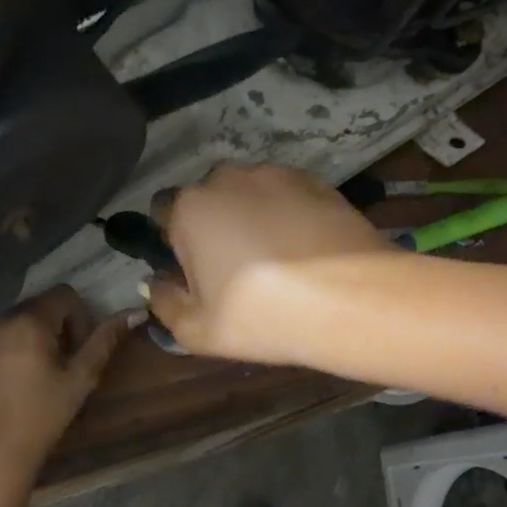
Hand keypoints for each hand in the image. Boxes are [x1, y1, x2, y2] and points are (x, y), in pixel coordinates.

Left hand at [0, 286, 139, 485]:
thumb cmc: (43, 416)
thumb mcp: (81, 378)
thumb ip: (106, 340)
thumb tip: (135, 312)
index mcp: (31, 320)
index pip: (65, 294)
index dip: (81, 318)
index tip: (80, 351)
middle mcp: (1, 319)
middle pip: (39, 305)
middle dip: (58, 326)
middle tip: (64, 364)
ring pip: (16, 321)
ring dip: (34, 336)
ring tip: (38, 375)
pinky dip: (9, 348)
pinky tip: (13, 383)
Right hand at [149, 164, 393, 362]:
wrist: (351, 299)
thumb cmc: (261, 316)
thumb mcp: (198, 331)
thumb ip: (164, 303)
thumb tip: (155, 284)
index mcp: (190, 209)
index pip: (162, 214)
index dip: (174, 243)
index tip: (193, 272)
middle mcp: (227, 179)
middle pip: (208, 199)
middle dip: (213, 225)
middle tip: (234, 269)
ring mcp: (276, 175)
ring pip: (249, 193)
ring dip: (251, 215)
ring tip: (275, 258)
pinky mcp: (317, 181)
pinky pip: (287, 195)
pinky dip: (288, 214)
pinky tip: (304, 248)